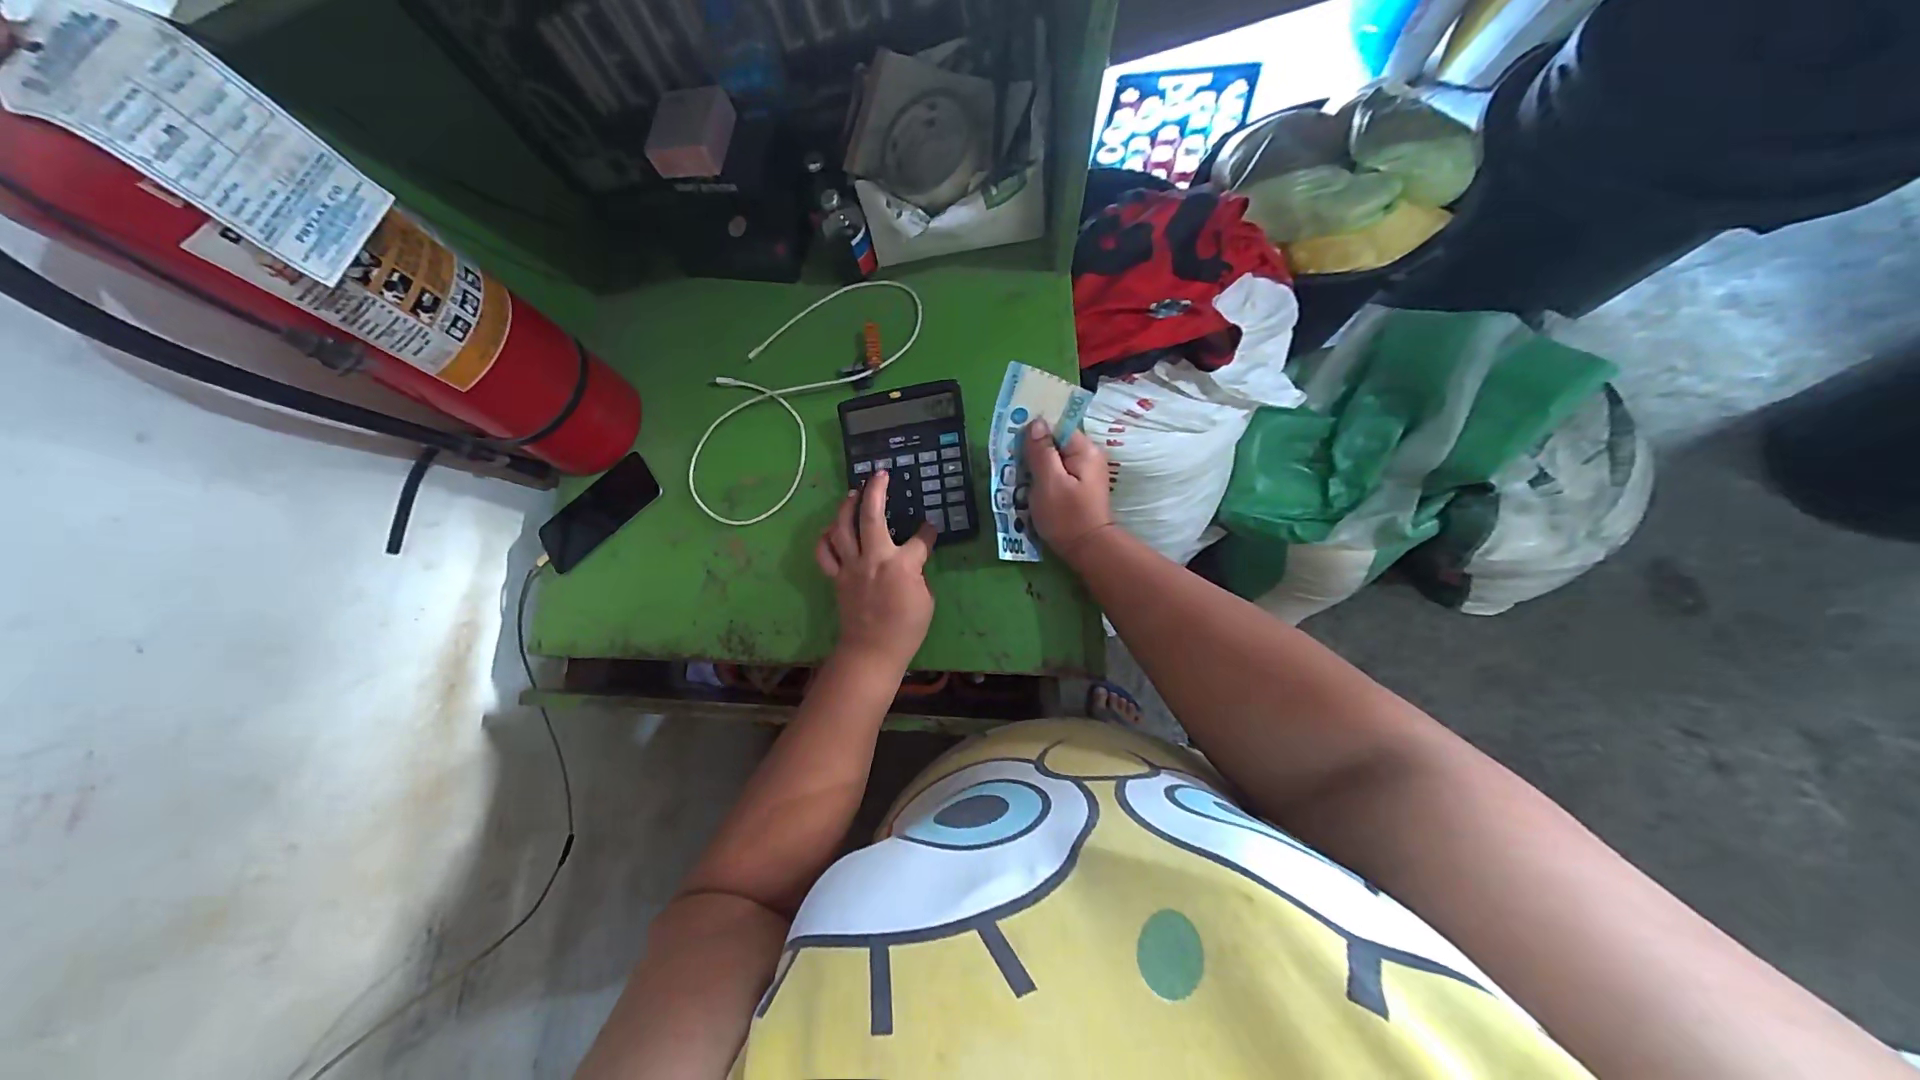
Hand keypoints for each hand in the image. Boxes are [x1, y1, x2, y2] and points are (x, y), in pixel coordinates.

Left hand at [815, 469, 934, 668]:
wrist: (872, 650)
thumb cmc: (906, 628)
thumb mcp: (926, 599)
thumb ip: (918, 573)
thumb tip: (911, 562)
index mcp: (902, 564)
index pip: (920, 539)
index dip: (928, 531)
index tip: (930, 528)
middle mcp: (874, 558)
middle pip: (871, 515)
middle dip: (876, 490)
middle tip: (880, 474)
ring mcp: (851, 566)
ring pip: (842, 527)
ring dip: (847, 506)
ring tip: (853, 493)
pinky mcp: (836, 577)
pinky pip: (825, 552)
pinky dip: (825, 538)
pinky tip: (831, 529)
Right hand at [1025, 419, 1115, 563]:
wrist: (1087, 549)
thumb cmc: (1066, 516)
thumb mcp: (1048, 481)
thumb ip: (1041, 451)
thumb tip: (1036, 422)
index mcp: (1084, 450)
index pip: (1057, 426)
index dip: (1035, 431)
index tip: (1014, 441)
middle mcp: (1087, 457)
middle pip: (1055, 442)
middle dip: (1033, 451)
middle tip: (1013, 464)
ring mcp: (1084, 473)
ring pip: (1053, 459)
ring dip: (1035, 467)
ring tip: (1019, 479)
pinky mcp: (1078, 487)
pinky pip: (1056, 474)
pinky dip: (1042, 479)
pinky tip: (1031, 490)